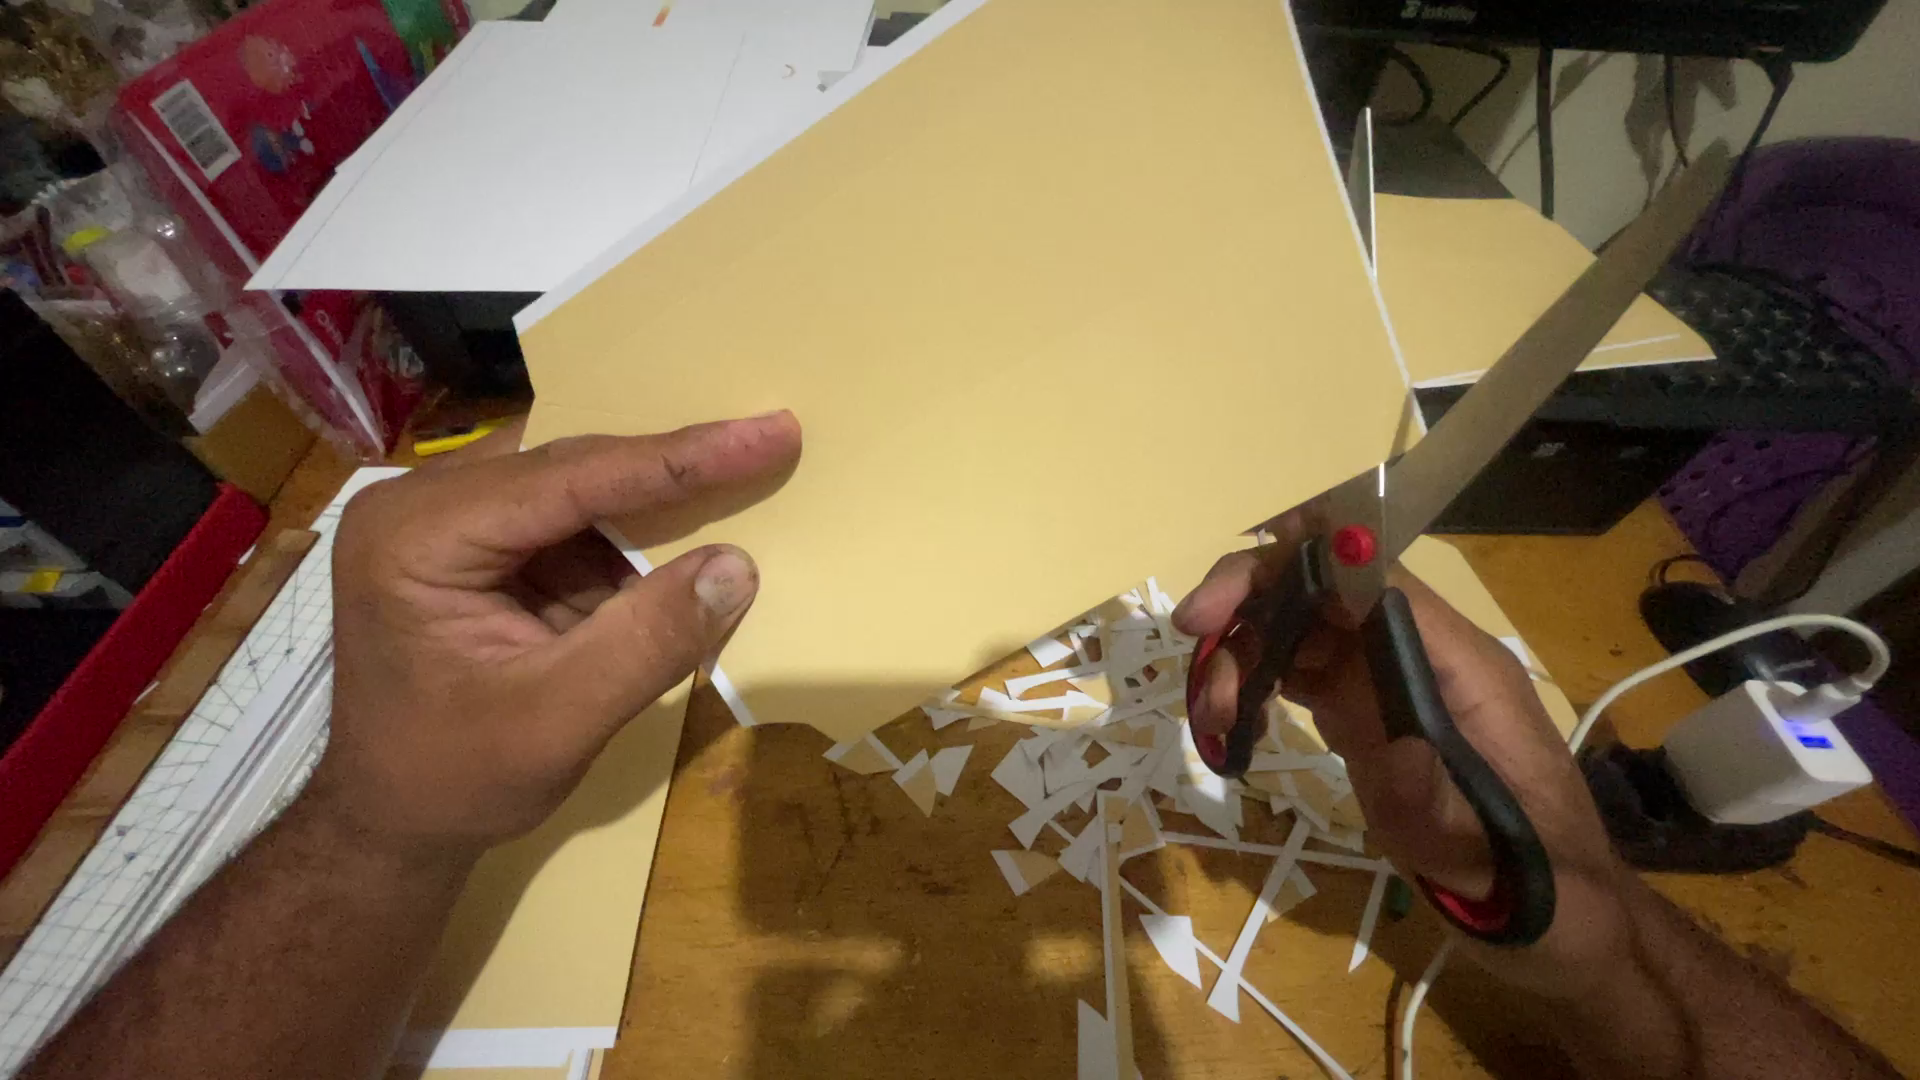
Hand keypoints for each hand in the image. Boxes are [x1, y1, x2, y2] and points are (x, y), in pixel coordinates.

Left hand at [310, 412, 801, 857]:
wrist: (396, 822)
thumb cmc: (456, 779)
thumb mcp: (557, 723)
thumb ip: (647, 643)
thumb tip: (738, 566)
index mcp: (420, 535)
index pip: (573, 477)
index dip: (681, 457)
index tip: (772, 434)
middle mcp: (433, 504)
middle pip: (581, 462)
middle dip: (679, 461)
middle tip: (770, 439)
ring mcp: (465, 522)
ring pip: (590, 480)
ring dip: (669, 491)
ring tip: (747, 476)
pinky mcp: (500, 548)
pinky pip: (590, 516)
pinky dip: (650, 529)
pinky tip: (697, 530)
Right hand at [1171, 519, 1636, 996]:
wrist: (1546, 910)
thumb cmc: (1532, 878)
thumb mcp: (1489, 855)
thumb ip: (1439, 805)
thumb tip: (1393, 747)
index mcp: (1453, 659)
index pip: (1369, 577)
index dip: (1293, 567)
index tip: (1226, 598)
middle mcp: (1409, 650)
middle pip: (1315, 588)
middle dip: (1245, 599)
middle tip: (1191, 634)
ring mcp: (1376, 674)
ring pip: (1290, 625)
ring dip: (1238, 653)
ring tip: (1216, 717)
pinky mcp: (1352, 703)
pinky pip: (1287, 667)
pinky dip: (1248, 683)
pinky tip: (1233, 725)